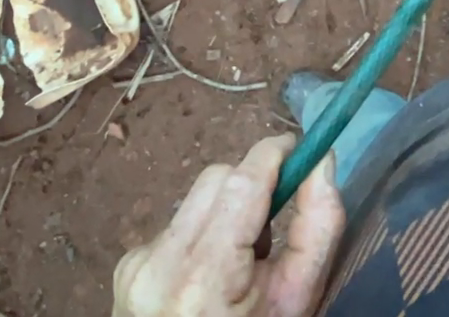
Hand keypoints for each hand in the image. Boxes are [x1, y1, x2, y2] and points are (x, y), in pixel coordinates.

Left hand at [113, 136, 343, 316]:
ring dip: (227, 210)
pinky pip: (176, 223)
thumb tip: (322, 160)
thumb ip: (319, 226)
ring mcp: (137, 265)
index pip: (242, 181)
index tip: (299, 148)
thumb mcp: (298, 301)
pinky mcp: (126, 268)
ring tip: (241, 261)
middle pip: (217, 179)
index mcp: (206, 277)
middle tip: (276, 223)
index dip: (273, 153)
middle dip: (253, 186)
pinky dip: (201, 234)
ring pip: (196, 197)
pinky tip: (209, 276)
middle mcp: (161, 263)